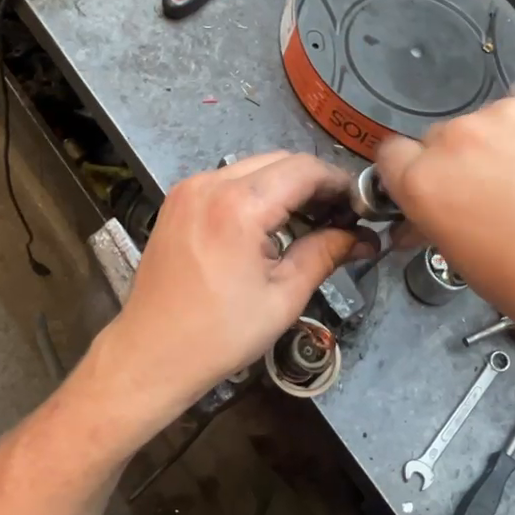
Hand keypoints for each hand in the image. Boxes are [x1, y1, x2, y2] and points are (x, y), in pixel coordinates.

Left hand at [91, 153, 358, 419]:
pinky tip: (270, 225)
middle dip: (314, 184)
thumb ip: (325, 254)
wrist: (151, 353)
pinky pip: (227, 181)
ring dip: (285, 187)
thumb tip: (363, 238)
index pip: (304, 169)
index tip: (360, 206)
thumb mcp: (283, 297)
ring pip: (253, 168)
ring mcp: (188, 189)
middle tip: (340, 218)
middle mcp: (209, 184)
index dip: (338, 183)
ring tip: (309, 223)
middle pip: (279, 162)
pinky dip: (255, 193)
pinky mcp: (178, 201)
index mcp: (238, 205)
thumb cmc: (218, 334)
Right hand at [375, 83, 514, 366]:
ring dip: (503, 147)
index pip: (390, 160)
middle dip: (458, 167)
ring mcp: (514, 113)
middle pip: (440, 140)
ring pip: (490, 123)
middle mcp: (461, 139)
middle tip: (494, 200)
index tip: (429, 196)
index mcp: (428, 186)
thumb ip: (443, 230)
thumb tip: (429, 218)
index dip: (408, 180)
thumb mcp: (480, 275)